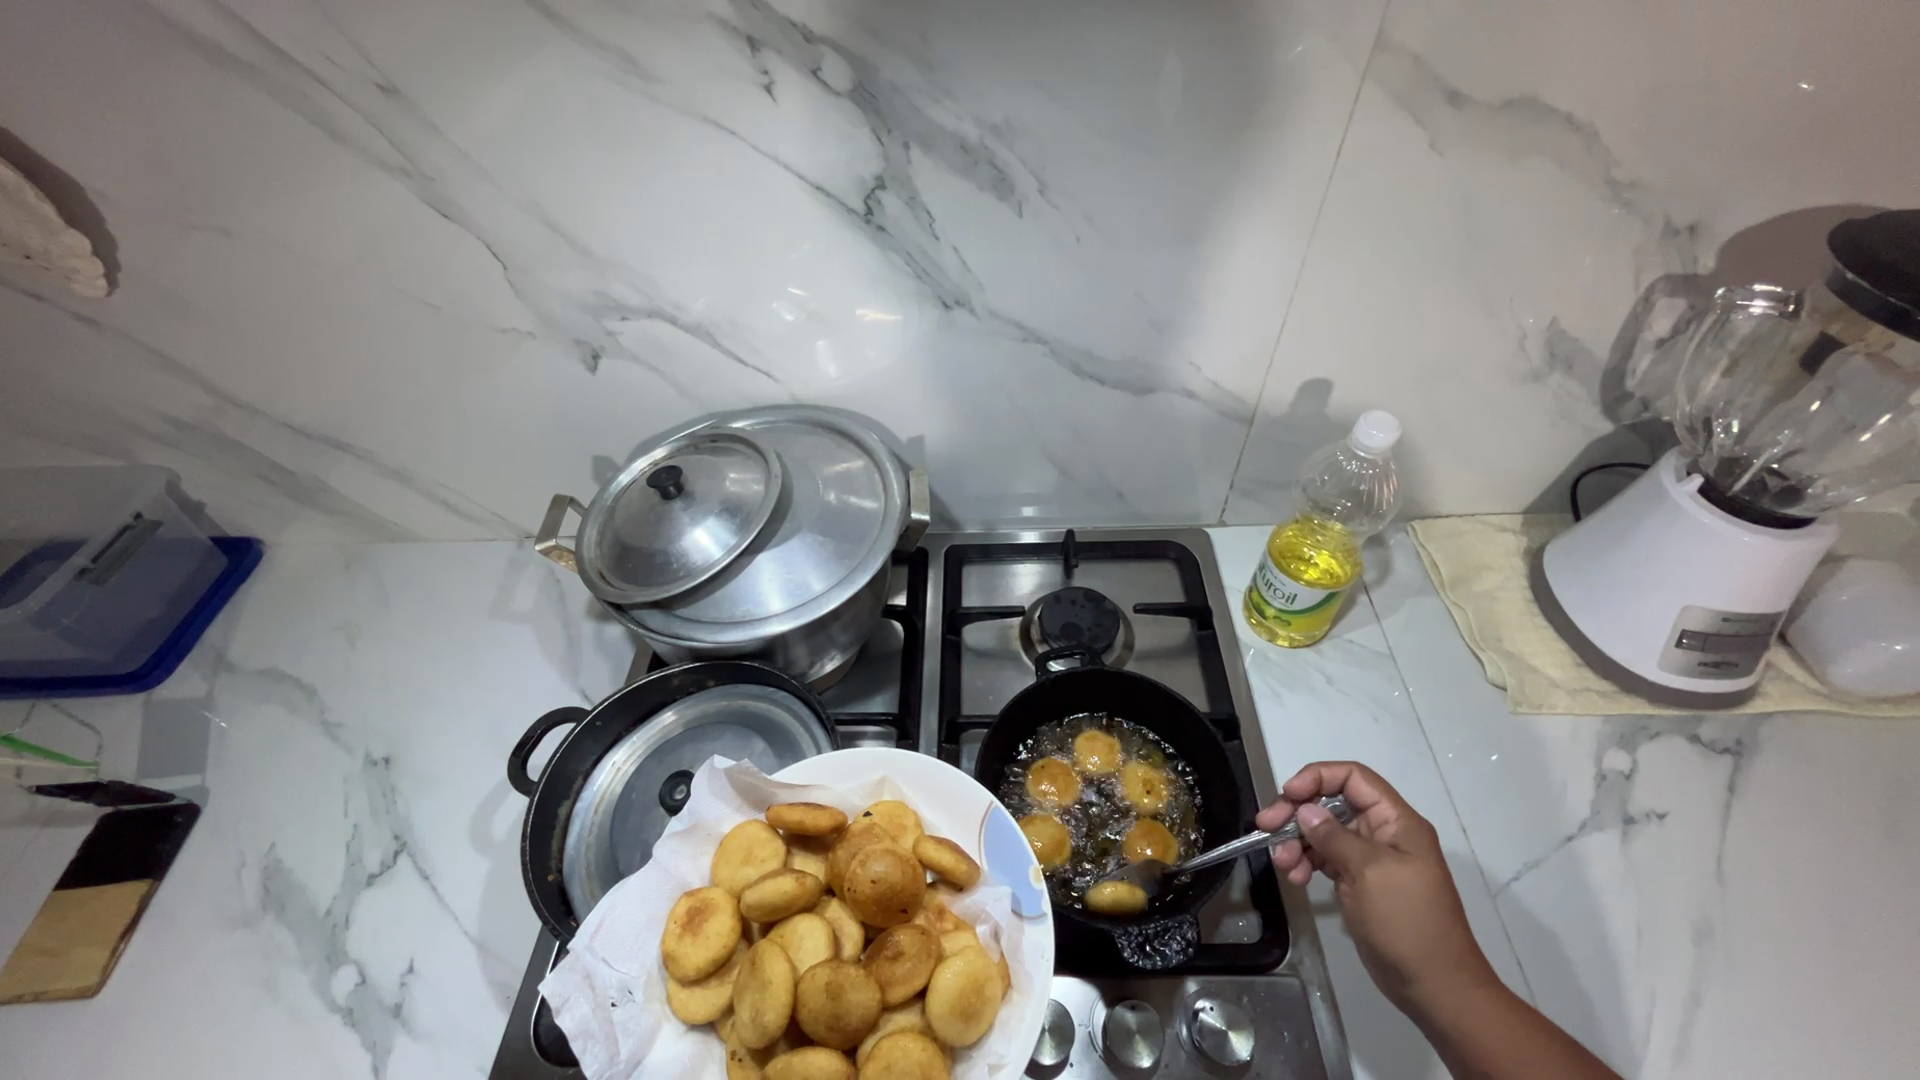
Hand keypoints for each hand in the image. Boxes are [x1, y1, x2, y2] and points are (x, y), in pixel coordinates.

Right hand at [1257, 762, 1495, 1011]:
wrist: (1435, 986)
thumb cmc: (1408, 922)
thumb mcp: (1370, 872)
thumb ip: (1334, 837)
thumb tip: (1305, 810)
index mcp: (1396, 821)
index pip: (1353, 778)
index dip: (1317, 777)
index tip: (1287, 795)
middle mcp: (1382, 833)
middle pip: (1331, 803)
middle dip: (1296, 812)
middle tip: (1265, 827)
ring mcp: (1369, 859)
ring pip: (1323, 832)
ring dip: (1296, 842)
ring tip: (1282, 864)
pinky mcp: (1358, 882)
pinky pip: (1324, 859)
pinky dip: (1306, 863)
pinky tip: (1295, 878)